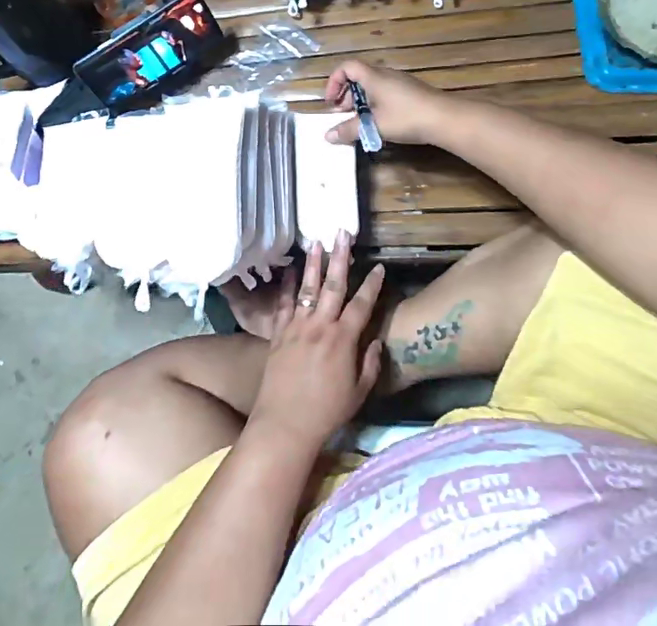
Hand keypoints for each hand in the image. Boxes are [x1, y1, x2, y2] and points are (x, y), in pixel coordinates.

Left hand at [249, 234, 384, 449]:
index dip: (372, 285)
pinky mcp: (278, 333)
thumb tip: (375, 340)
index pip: (362, 304)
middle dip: (340, 258)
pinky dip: (286, 285)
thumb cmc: (327, 412)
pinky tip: (289, 270)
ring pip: (306, 287)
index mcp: (343, 340)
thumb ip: (369, 364)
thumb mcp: (359, 392)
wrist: (285, 423)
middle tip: (342, 234)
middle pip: (333, 285)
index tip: (379, 267)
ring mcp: (296, 326)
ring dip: (313, 263)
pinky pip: (283, 303)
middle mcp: (320, 326)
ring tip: (316, 241)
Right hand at [323, 60, 452, 145]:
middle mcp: (386, 75)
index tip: (332, 102)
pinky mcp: (412, 92)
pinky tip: (381, 122)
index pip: (347, 66)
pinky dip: (376, 104)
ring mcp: (401, 83)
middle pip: (359, 77)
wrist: (446, 119)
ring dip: (362, 101)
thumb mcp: (374, 126)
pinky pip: (386, 92)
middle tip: (344, 115)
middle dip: (347, 95)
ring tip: (361, 121)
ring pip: (373, 86)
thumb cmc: (406, 118)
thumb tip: (327, 136)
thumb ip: (349, 130)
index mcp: (373, 77)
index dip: (334, 81)